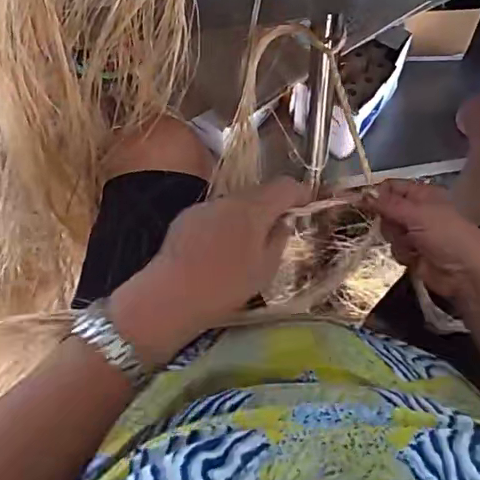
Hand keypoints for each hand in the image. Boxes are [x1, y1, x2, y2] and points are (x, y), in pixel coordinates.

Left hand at [109, 177, 303, 364]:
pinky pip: (214, 214)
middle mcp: (229, 199)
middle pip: (258, 192)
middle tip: (278, 230)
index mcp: (254, 208)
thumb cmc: (226, 286)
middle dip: (271, 206)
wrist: (172, 294)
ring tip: (245, 247)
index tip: (306, 204)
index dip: (299, 192)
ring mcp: (205, 205)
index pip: (284, 185)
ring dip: (245, 216)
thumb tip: (284, 220)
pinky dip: (222, 225)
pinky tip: (216, 251)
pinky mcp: (186, 215)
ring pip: (234, 204)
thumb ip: (279, 238)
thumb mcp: (265, 269)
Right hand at [369, 179, 479, 309]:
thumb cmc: (446, 235)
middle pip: (386, 210)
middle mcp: (417, 211)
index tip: (365, 203)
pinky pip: (395, 248)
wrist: (466, 273)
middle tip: (399, 226)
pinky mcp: (413, 253)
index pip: (391, 187)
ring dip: (397, 239)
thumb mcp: (416, 214)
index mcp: (421, 194)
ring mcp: (415, 233)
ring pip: (389, 231)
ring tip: (412, 245)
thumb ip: (387, 205)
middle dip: (388, 220)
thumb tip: (362, 194)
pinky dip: (403, 253)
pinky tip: (415, 258)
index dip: (378, 194)